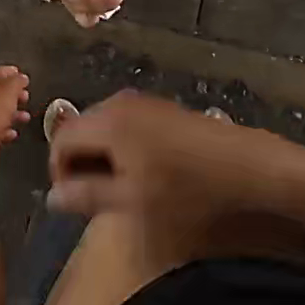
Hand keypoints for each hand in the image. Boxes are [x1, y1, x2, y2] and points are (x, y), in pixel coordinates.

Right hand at [46, 91, 301, 228]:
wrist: (250, 169)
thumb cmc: (187, 189)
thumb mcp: (130, 200)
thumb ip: (86, 195)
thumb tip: (54, 196)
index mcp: (108, 120)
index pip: (61, 138)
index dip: (58, 171)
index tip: (73, 202)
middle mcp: (123, 102)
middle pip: (82, 130)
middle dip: (81, 164)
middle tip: (95, 199)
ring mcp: (149, 104)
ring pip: (107, 130)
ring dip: (105, 159)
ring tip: (121, 192)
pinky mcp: (168, 111)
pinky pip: (130, 127)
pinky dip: (126, 150)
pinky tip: (146, 176)